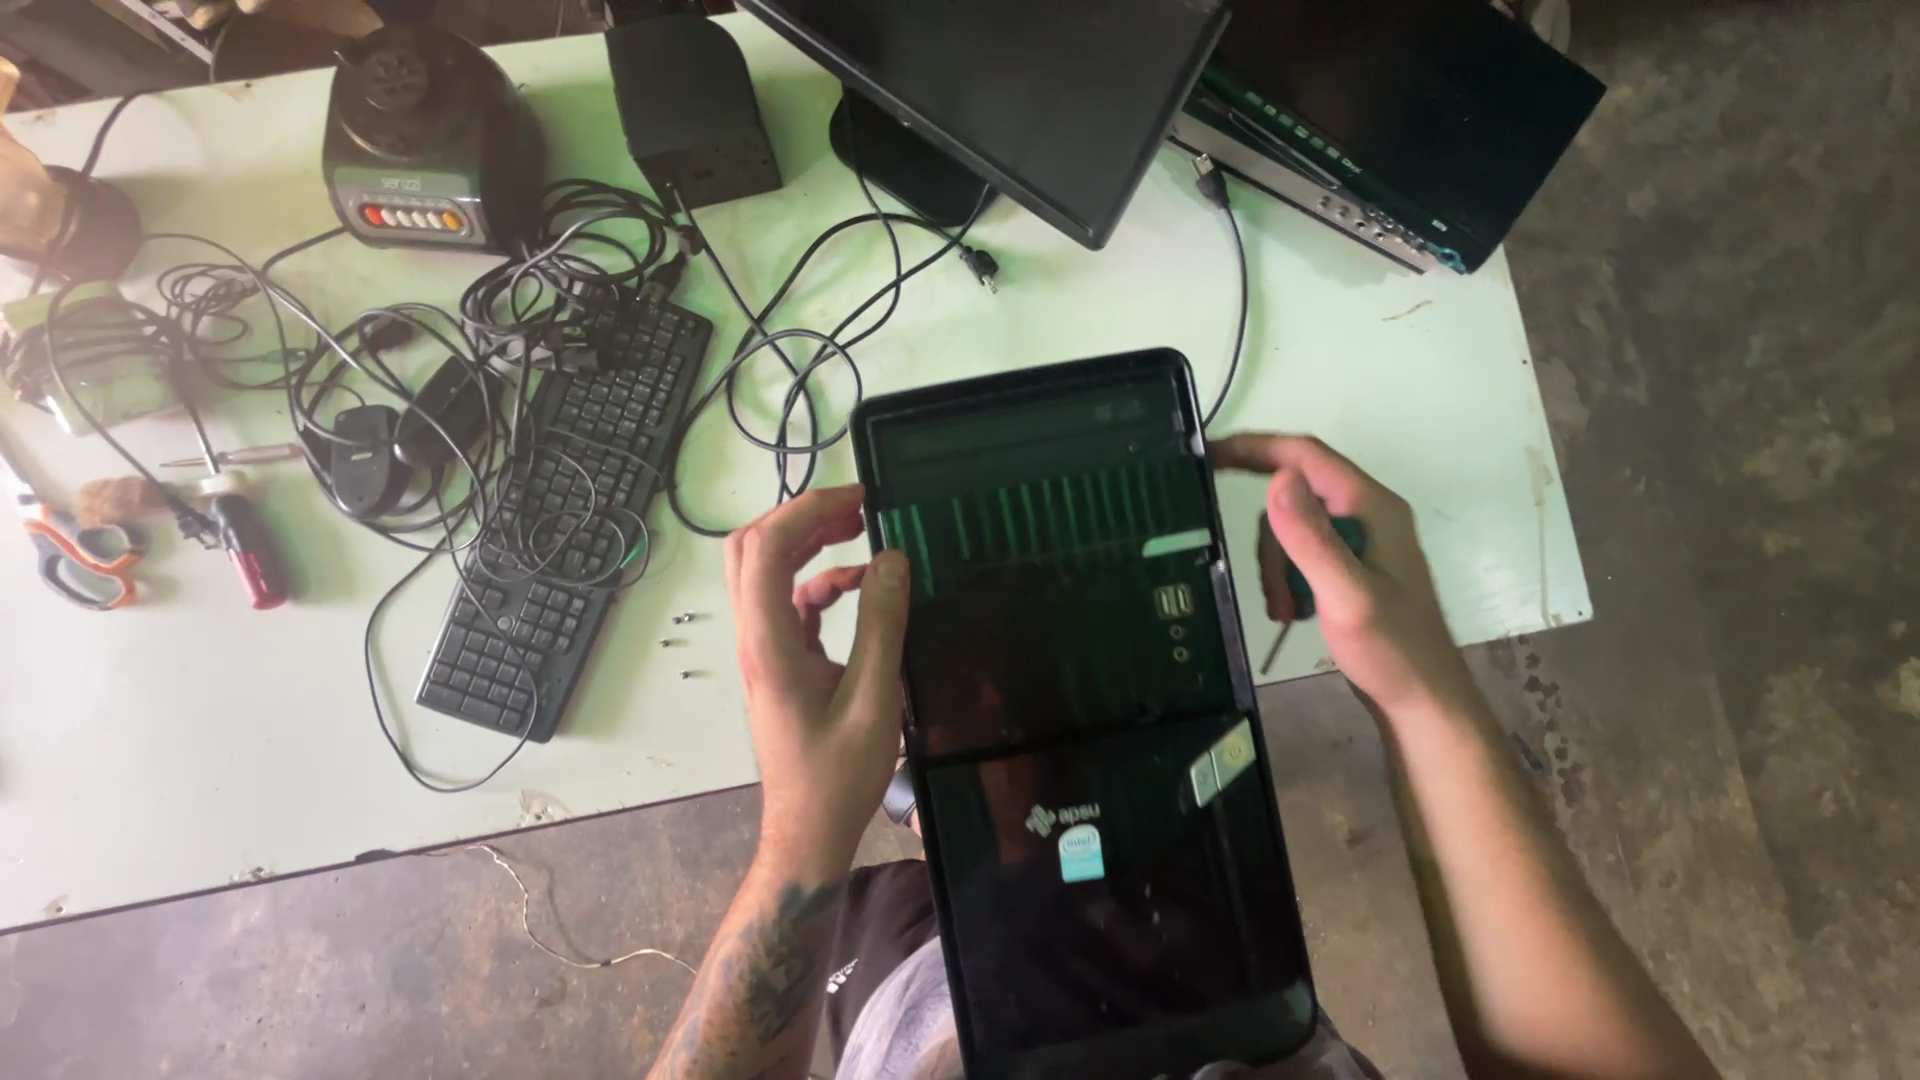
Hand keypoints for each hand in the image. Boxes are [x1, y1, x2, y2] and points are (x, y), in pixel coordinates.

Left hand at [723, 485, 910, 878]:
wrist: (808, 831)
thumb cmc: (838, 776)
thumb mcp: (873, 699)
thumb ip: (881, 626)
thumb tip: (892, 560)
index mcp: (769, 643)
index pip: (768, 550)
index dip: (808, 510)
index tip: (861, 500)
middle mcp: (755, 637)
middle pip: (752, 549)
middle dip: (801, 516)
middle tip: (856, 509)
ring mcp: (764, 649)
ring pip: (768, 572)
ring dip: (809, 544)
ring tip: (861, 530)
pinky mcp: (780, 661)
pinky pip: (790, 603)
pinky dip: (821, 582)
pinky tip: (859, 586)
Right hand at [1210, 434, 1474, 718]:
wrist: (1421, 698)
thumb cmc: (1391, 649)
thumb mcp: (1346, 595)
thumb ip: (1310, 538)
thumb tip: (1277, 479)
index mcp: (1370, 506)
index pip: (1304, 455)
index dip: (1254, 448)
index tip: (1207, 454)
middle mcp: (1364, 512)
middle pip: (1290, 497)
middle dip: (1269, 542)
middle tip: (1270, 588)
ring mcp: (1356, 538)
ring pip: (1288, 529)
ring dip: (1275, 568)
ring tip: (1286, 610)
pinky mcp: (1346, 563)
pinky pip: (1297, 553)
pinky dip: (1284, 579)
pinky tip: (1292, 610)